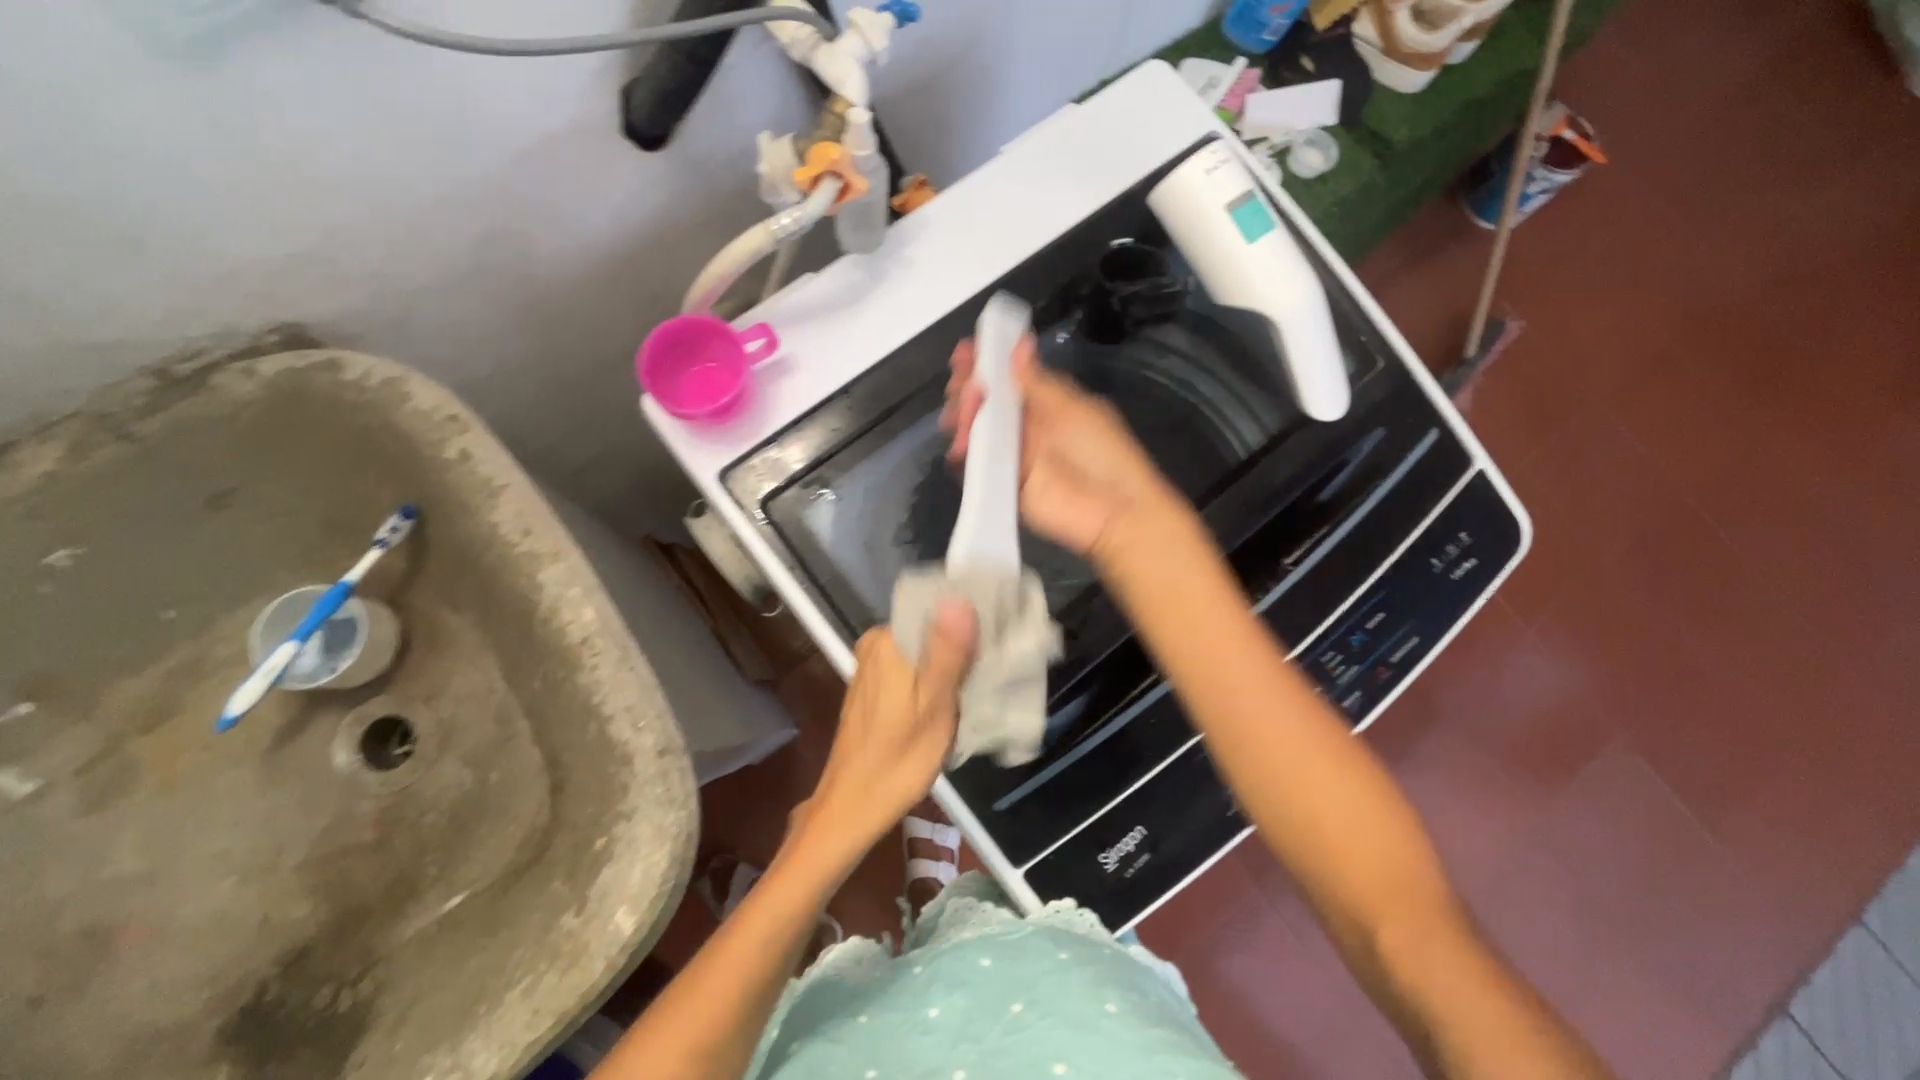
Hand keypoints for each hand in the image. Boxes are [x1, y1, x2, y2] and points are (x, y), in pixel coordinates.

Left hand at [807, 599, 977, 848]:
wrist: (852, 807)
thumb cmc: (898, 760)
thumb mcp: (934, 706)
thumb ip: (948, 651)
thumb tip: (960, 598)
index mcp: (888, 640)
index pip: (940, 609)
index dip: (973, 624)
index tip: (1000, 645)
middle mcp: (876, 644)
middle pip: (933, 630)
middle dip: (963, 650)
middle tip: (991, 677)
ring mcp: (872, 666)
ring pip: (924, 651)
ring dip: (950, 668)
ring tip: (977, 691)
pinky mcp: (873, 687)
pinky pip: (912, 669)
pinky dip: (933, 682)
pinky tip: (951, 704)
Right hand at [940, 335, 1188, 565]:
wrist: (1113, 510)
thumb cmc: (1102, 452)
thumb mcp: (1072, 409)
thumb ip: (1038, 382)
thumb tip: (1018, 344)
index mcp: (1044, 402)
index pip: (1006, 376)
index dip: (983, 362)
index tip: (964, 353)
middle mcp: (1023, 425)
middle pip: (983, 401)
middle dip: (967, 389)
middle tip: (964, 388)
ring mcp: (1010, 454)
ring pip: (973, 430)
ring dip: (962, 418)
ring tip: (961, 416)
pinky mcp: (1000, 483)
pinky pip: (973, 466)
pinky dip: (962, 454)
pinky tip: (961, 446)